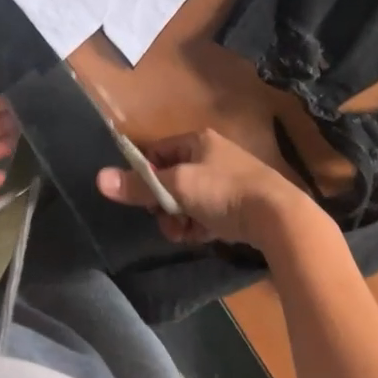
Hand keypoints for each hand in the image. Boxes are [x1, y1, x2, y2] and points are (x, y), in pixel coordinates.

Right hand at [97, 128, 316, 248]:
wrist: (278, 216)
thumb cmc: (223, 191)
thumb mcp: (177, 187)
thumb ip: (139, 186)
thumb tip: (99, 179)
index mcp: (197, 140)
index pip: (158, 152)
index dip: (146, 176)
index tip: (144, 200)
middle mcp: (212, 154)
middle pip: (172, 178)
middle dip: (165, 204)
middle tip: (166, 223)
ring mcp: (228, 178)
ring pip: (190, 199)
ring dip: (182, 218)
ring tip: (185, 234)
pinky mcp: (241, 202)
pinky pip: (208, 212)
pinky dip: (201, 225)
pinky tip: (203, 237)